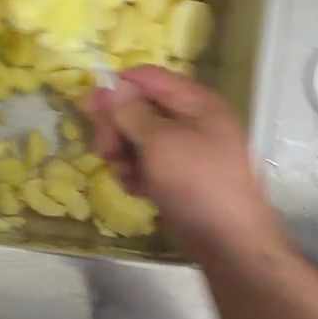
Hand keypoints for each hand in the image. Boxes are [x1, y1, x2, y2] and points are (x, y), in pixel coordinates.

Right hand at [82, 65, 282, 257]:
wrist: (227, 240)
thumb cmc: (196, 183)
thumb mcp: (160, 141)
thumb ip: (131, 112)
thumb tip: (110, 87)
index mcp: (196, 103)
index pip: (148, 78)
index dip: (118, 88)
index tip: (90, 108)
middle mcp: (191, 121)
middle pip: (138, 108)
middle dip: (116, 127)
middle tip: (104, 150)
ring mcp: (184, 150)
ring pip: (137, 138)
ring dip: (122, 154)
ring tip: (124, 175)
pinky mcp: (176, 176)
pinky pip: (145, 163)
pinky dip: (134, 173)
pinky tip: (135, 189)